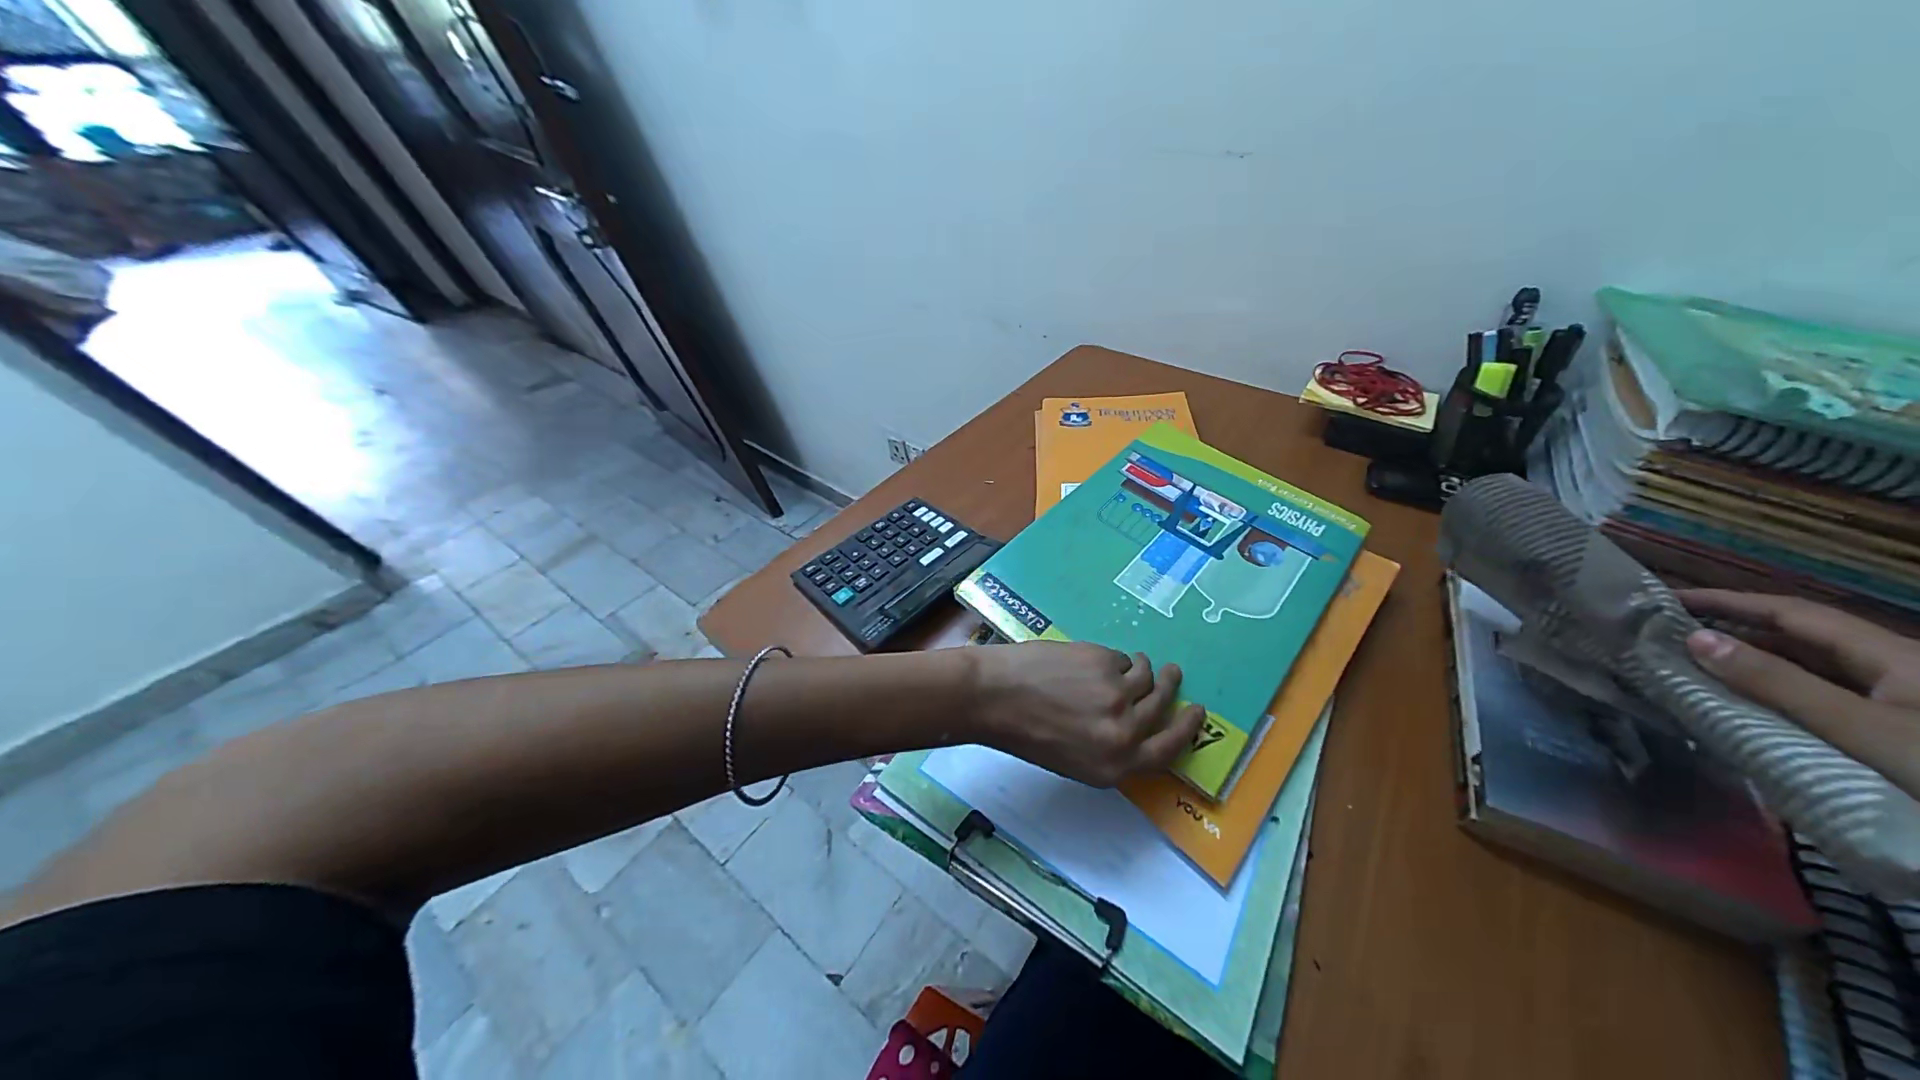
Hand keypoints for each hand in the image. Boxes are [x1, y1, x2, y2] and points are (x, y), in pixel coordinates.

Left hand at [967, 641, 1206, 786]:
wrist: (994, 696)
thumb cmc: (1024, 732)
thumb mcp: (1072, 759)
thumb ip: (1109, 749)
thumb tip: (1135, 726)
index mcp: (1115, 766)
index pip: (1168, 751)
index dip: (1186, 730)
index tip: (1197, 712)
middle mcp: (1124, 734)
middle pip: (1163, 707)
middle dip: (1172, 688)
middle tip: (1174, 674)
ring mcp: (1117, 695)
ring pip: (1147, 676)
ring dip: (1147, 668)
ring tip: (1139, 662)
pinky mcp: (1104, 663)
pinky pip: (1121, 659)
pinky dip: (1115, 659)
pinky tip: (1095, 659)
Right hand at [1679, 589, 1919, 798]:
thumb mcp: (1861, 729)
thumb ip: (1778, 684)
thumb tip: (1696, 639)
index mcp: (1893, 657)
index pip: (1794, 613)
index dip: (1730, 601)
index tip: (1667, 599)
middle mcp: (1896, 670)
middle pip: (1805, 638)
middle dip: (1737, 630)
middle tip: (1672, 636)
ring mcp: (1900, 704)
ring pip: (1814, 669)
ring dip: (1755, 663)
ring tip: (1697, 667)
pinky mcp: (1897, 733)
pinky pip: (1825, 699)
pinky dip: (1779, 693)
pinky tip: (1750, 706)